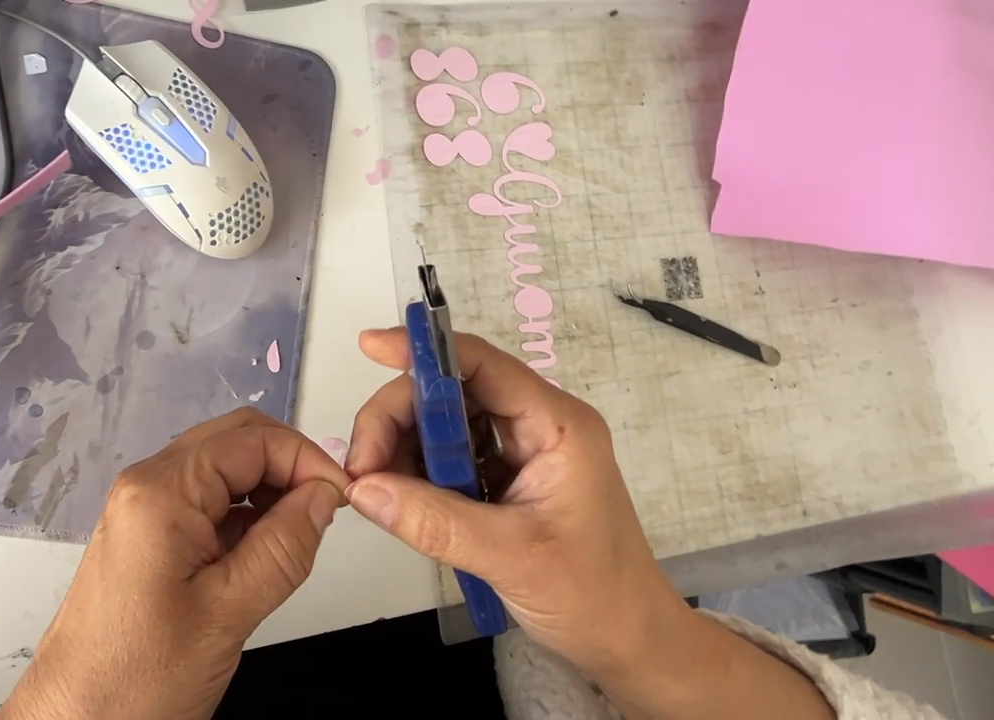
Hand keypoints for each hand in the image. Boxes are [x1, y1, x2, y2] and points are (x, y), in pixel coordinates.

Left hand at [4, 408, 348, 719]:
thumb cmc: (140, 677)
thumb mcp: (227, 613)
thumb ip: (283, 547)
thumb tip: (323, 495)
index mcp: (163, 489)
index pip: (250, 440)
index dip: (304, 458)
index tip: (342, 497)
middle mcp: (149, 483)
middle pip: (234, 440)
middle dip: (287, 463)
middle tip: (327, 507)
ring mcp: (145, 506)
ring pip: (222, 468)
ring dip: (268, 486)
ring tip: (302, 530)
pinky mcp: (148, 533)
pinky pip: (207, 499)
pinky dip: (245, 510)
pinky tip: (267, 544)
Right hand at [344, 328, 682, 683]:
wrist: (630, 645)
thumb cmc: (594, 597)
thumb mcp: (512, 557)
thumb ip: (434, 521)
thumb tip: (362, 488)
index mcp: (553, 423)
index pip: (479, 363)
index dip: (422, 350)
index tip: (369, 347)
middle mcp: (531, 422)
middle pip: (447, 392)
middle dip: (398, 419)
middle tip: (363, 466)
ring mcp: (514, 447)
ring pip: (438, 421)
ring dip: (400, 447)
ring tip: (377, 489)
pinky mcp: (498, 473)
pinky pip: (442, 454)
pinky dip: (413, 470)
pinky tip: (399, 497)